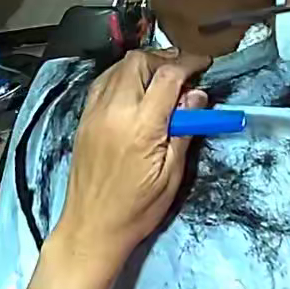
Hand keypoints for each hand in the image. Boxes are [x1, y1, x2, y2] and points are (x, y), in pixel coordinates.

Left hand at [54, 50, 209, 268]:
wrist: (90, 230)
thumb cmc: (137, 209)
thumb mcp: (172, 175)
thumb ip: (185, 129)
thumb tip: (197, 95)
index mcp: (141, 126)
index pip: (167, 75)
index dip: (190, 63)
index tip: (204, 64)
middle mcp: (114, 110)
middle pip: (139, 60)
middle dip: (166, 59)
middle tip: (185, 72)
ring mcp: (94, 112)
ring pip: (119, 66)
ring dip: (145, 64)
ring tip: (163, 79)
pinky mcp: (84, 118)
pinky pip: (104, 80)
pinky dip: (124, 74)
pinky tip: (137, 88)